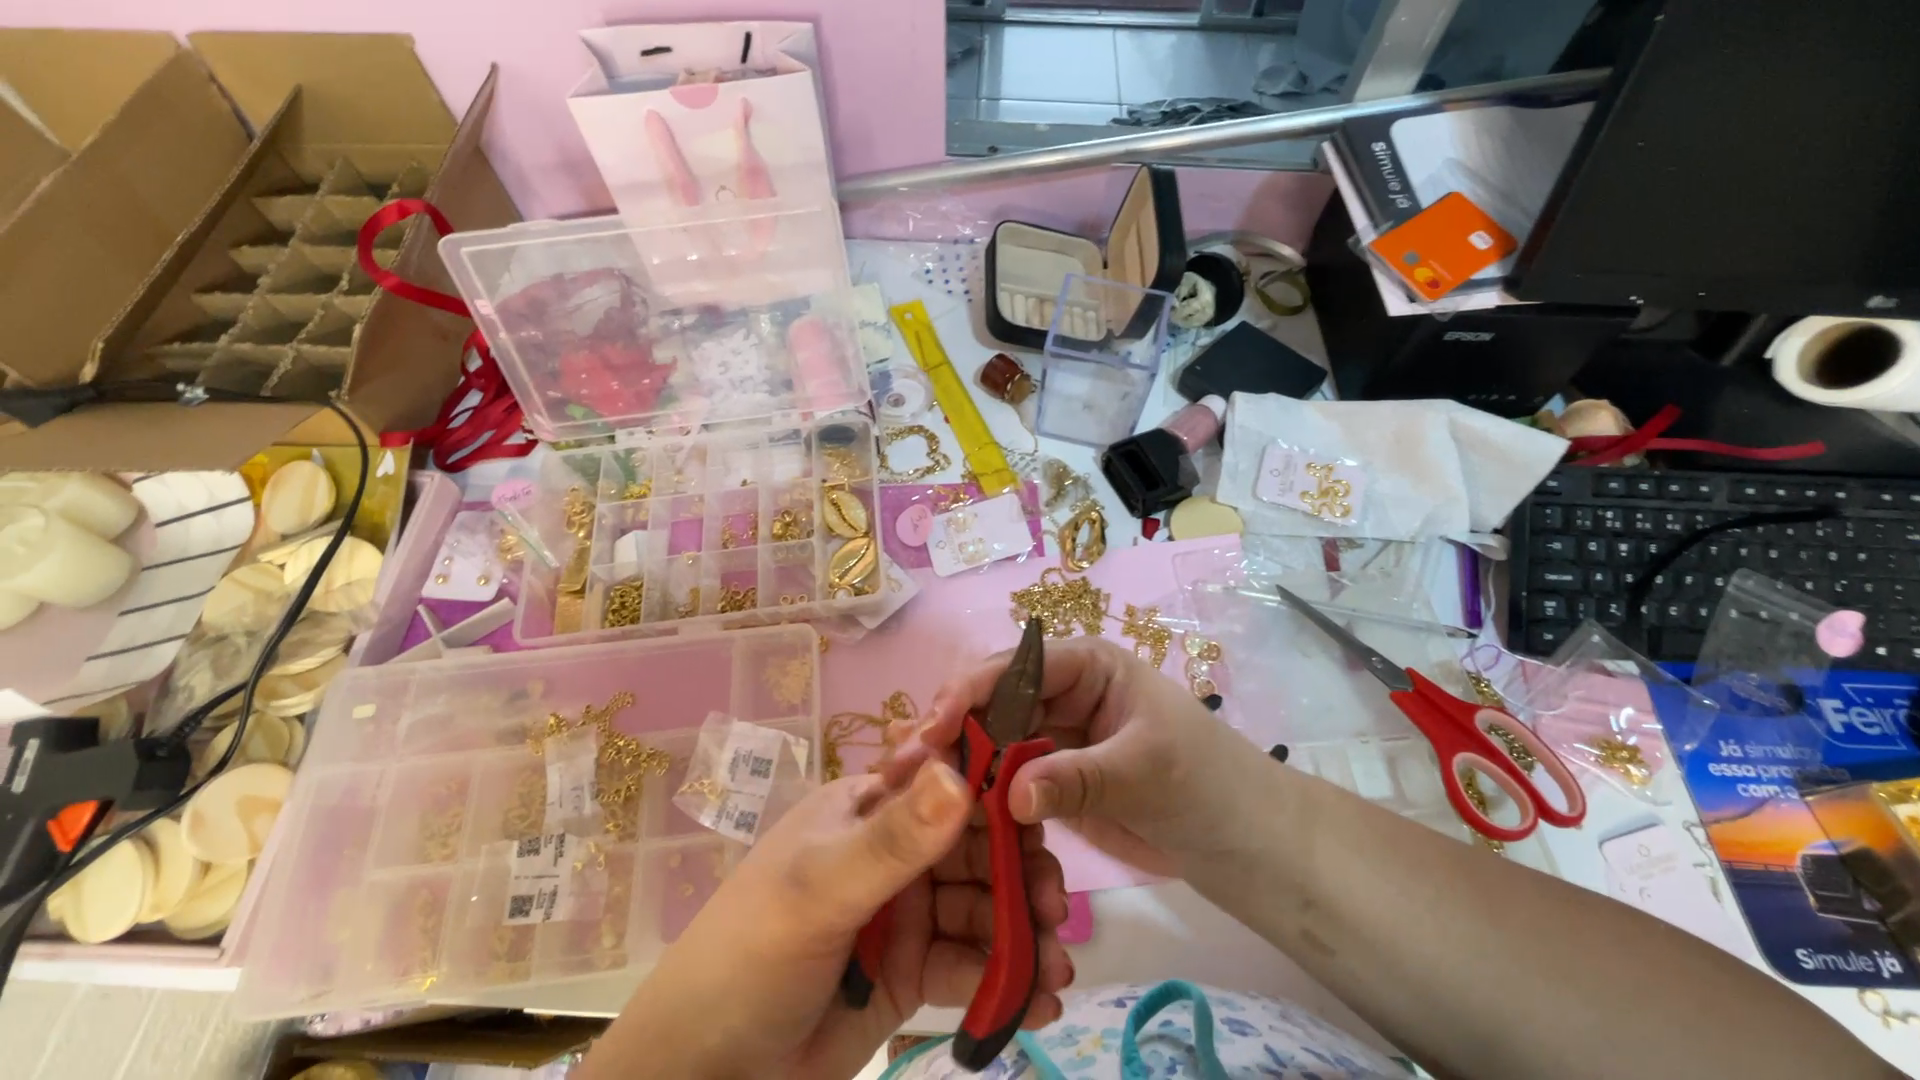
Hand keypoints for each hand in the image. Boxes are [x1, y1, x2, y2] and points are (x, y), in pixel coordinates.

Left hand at [581, 761, 1071, 1079]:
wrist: (710, 1070)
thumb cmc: (750, 955)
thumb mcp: (820, 891)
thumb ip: (894, 840)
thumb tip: (960, 771)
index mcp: (866, 810)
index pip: (944, 783)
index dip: (999, 794)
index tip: (1045, 813)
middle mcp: (893, 854)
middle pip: (975, 850)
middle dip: (1020, 876)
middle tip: (1055, 910)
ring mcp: (905, 914)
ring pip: (982, 910)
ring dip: (1022, 935)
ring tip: (1058, 971)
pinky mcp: (913, 972)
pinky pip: (972, 966)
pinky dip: (1007, 981)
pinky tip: (1040, 1003)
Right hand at [892, 637, 1267, 875]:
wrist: (1243, 842)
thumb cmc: (1207, 783)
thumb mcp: (1145, 770)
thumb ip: (1077, 777)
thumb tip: (1011, 795)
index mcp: (1085, 665)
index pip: (1015, 668)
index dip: (969, 692)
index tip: (933, 728)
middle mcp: (1060, 694)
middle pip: (991, 704)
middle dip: (948, 731)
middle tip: (902, 769)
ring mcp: (1053, 740)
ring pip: (989, 744)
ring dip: (953, 766)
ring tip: (905, 792)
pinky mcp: (1050, 782)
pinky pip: (1003, 782)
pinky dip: (975, 796)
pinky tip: (940, 813)